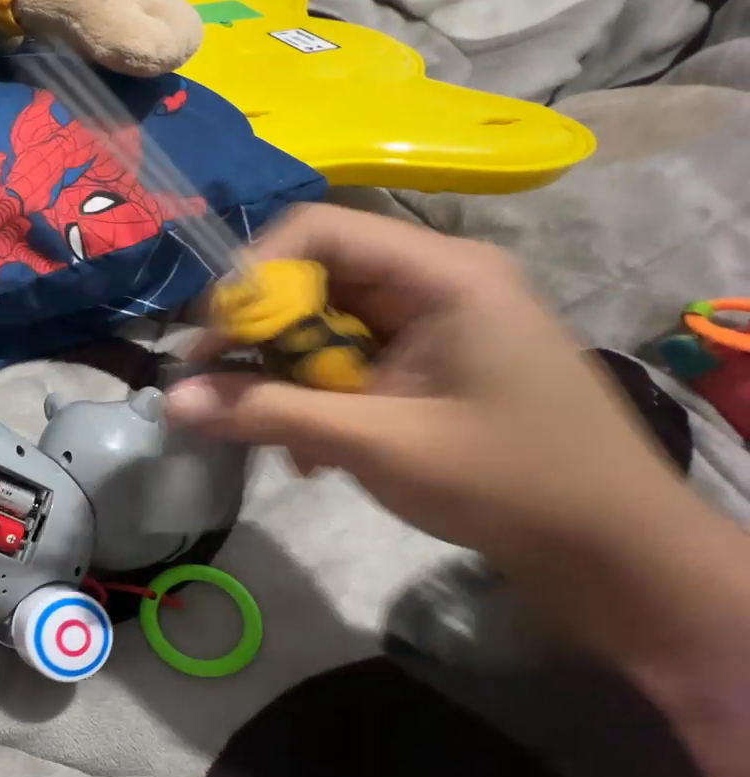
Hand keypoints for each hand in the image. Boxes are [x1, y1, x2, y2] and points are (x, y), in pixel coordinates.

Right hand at [165, 204, 721, 657]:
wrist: (607, 545)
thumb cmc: (507, 481)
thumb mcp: (375, 444)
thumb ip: (268, 413)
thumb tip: (169, 401)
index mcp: (440, 276)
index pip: (318, 231)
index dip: (253, 276)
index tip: (215, 341)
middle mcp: (430, 281)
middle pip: (310, 277)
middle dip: (256, 334)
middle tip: (214, 388)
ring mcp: (427, 320)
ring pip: (316, 322)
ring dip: (279, 375)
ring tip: (263, 430)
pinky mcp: (420, 358)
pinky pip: (338, 356)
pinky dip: (308, 395)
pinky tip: (307, 449)